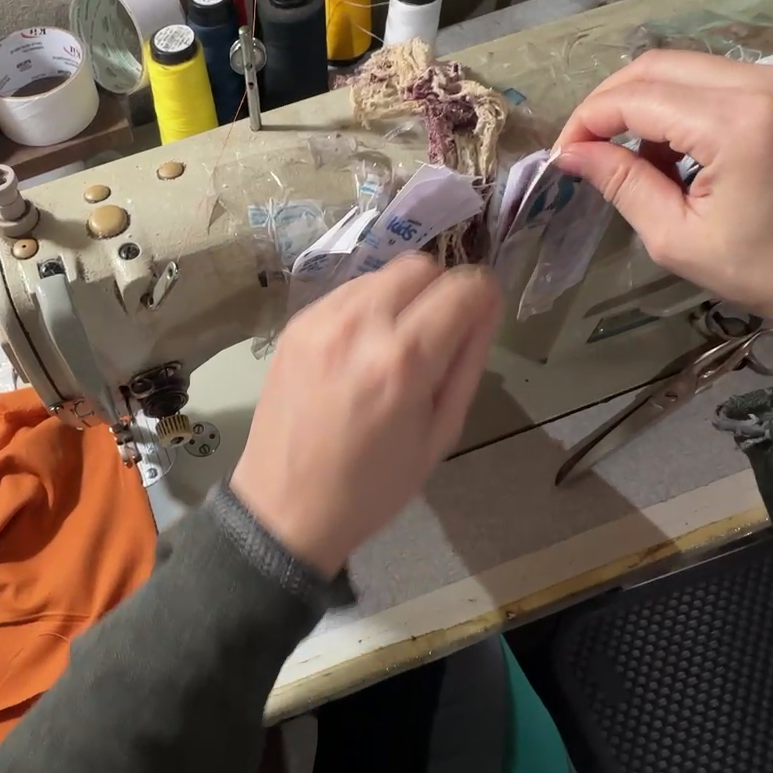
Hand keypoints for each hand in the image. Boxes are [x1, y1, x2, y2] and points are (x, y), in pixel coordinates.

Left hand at [230, 254, 500, 576]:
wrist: (285, 508)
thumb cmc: (372, 486)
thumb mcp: (439, 434)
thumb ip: (469, 362)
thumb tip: (487, 308)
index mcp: (404, 359)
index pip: (463, 287)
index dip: (483, 296)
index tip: (480, 316)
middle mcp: (359, 325)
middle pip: (420, 264)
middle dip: (441, 289)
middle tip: (439, 332)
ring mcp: (320, 321)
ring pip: (380, 273)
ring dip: (401, 296)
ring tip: (396, 343)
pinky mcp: (294, 327)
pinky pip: (345, 293)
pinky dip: (365, 307)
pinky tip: (361, 348)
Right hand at [551, 50, 772, 396]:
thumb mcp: (678, 239)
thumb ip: (623, 185)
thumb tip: (571, 155)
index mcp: (740, 122)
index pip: (635, 96)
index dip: (586, 121)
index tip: (563, 157)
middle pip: (659, 65)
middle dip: (610, 104)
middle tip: (586, 149)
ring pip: (692, 68)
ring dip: (649, 105)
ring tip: (640, 161)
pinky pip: (730, 79)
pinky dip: (691, 106)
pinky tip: (687, 152)